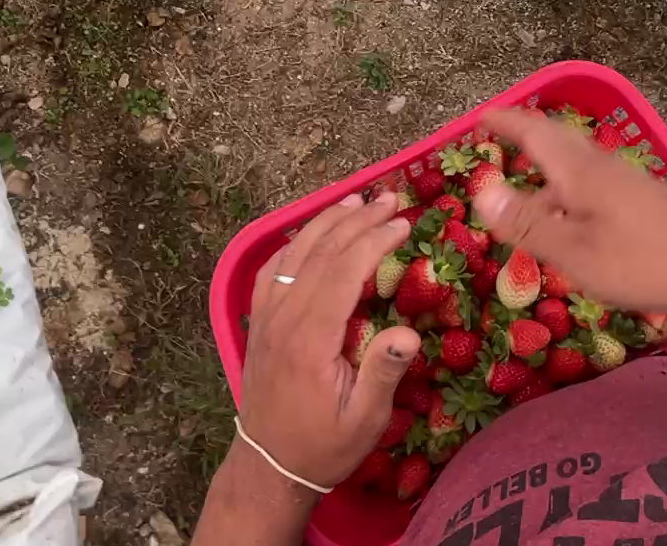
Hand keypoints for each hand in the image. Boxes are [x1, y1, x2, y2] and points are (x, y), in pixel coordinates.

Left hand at [239, 191, 418, 489]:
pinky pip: (273, 268)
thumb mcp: (364, 422)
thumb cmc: (323, 445)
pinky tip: (312, 231)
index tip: (403, 223)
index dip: (374, 240)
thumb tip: (409, 332)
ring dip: (327, 220)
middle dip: (358, 219)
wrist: (268, 468)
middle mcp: (283, 317)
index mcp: (310, 338)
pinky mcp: (258, 320)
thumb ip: (382, 374)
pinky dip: (295, 241)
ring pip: (294, 252)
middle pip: (321, 251)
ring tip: (357, 198)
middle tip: (391, 198)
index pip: (343, 271)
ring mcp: (266, 315)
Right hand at [472, 107, 666, 313]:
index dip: (506, 121)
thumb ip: (528, 223)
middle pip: (556, 138)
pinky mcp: (641, 198)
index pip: (533, 132)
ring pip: (575, 160)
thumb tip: (480, 190)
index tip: (480, 115)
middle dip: (524, 132)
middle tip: (499, 131)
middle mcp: (600, 165)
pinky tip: (571, 215)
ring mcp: (625, 180)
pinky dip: (567, 184)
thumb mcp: (576, 252)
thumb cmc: (645, 261)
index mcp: (579, 171)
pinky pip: (591, 179)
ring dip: (545, 162)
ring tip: (525, 185)